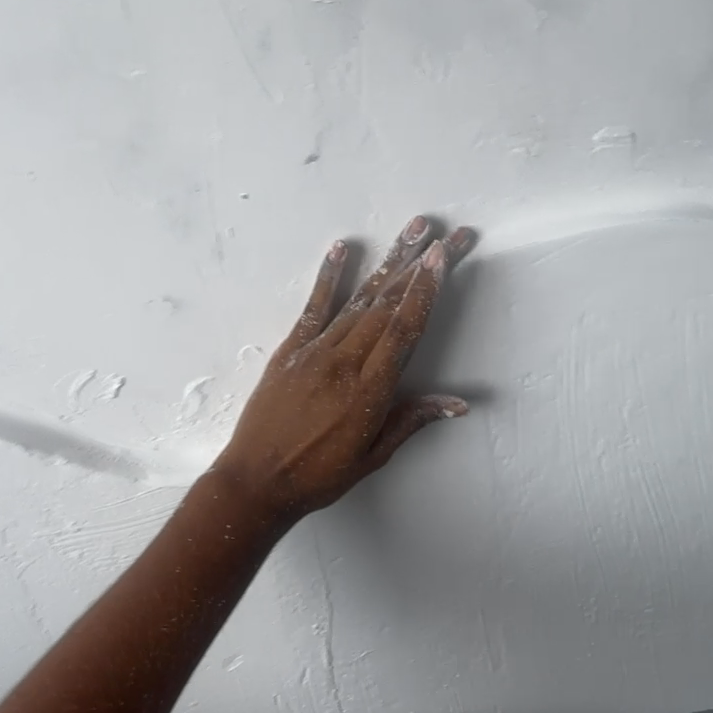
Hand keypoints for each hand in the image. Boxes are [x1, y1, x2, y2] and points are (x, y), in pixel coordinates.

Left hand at [209, 215, 475, 523]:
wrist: (255, 481)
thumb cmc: (317, 476)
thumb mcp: (372, 457)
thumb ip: (411, 420)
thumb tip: (457, 403)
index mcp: (369, 390)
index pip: (404, 329)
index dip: (425, 289)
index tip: (441, 256)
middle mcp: (344, 363)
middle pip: (389, 305)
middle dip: (420, 266)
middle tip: (445, 234)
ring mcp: (315, 352)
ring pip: (359, 299)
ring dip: (388, 263)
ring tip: (411, 230)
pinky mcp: (291, 350)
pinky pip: (314, 307)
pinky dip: (329, 276)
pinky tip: (343, 248)